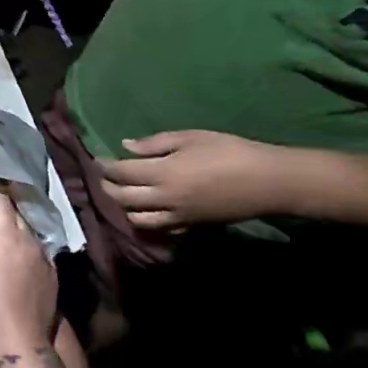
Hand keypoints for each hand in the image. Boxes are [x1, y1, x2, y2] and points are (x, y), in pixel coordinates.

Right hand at [0, 194, 56, 352]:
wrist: (19, 338)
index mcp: (6, 233)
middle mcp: (29, 238)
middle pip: (15, 212)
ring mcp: (44, 254)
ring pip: (27, 229)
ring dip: (12, 230)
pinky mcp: (52, 271)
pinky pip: (36, 247)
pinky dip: (24, 247)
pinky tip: (14, 262)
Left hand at [100, 130, 323, 228]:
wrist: (269, 181)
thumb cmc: (230, 151)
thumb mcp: (191, 138)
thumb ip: (154, 144)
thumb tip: (125, 147)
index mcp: (162, 173)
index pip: (121, 173)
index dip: (105, 167)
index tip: (98, 160)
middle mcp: (164, 198)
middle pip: (123, 197)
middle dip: (108, 187)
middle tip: (104, 177)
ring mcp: (177, 216)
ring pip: (137, 218)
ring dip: (124, 207)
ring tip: (122, 194)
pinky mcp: (190, 226)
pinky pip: (160, 229)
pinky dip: (147, 222)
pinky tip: (146, 212)